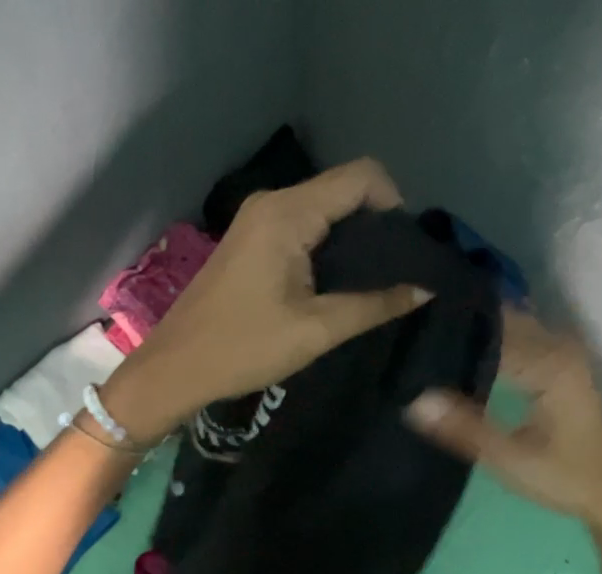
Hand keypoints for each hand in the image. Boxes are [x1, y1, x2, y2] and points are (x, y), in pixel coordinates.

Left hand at [100, 158, 432, 441]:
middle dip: (377, 225)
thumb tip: (425, 290)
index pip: (362, 177)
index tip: (408, 252)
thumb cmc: (243, 348)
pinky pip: (302, 228)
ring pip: (323, 210)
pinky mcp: (250, 241)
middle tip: (397, 273)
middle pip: (343, 190)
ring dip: (352, 240)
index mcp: (288, 213)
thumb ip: (374, 305)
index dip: (396, 205)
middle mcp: (272, 203)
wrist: (176, 368)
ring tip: (373, 284)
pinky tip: (337, 285)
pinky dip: (327, 248)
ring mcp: (257, 220)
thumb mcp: (316, 330)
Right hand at [405, 308, 601, 523]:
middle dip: (460, 324)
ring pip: (510, 327)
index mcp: (549, 362)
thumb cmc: (568, 478)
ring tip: (427, 340)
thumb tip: (414, 402)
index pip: (489, 329)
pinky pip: (520, 340)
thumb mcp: (510, 459)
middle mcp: (559, 346)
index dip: (448, 327)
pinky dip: (491, 344)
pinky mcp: (562, 365)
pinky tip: (461, 356)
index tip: (409, 328)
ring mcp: (564, 353)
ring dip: (474, 333)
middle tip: (412, 332)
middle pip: (500, 320)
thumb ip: (463, 428)